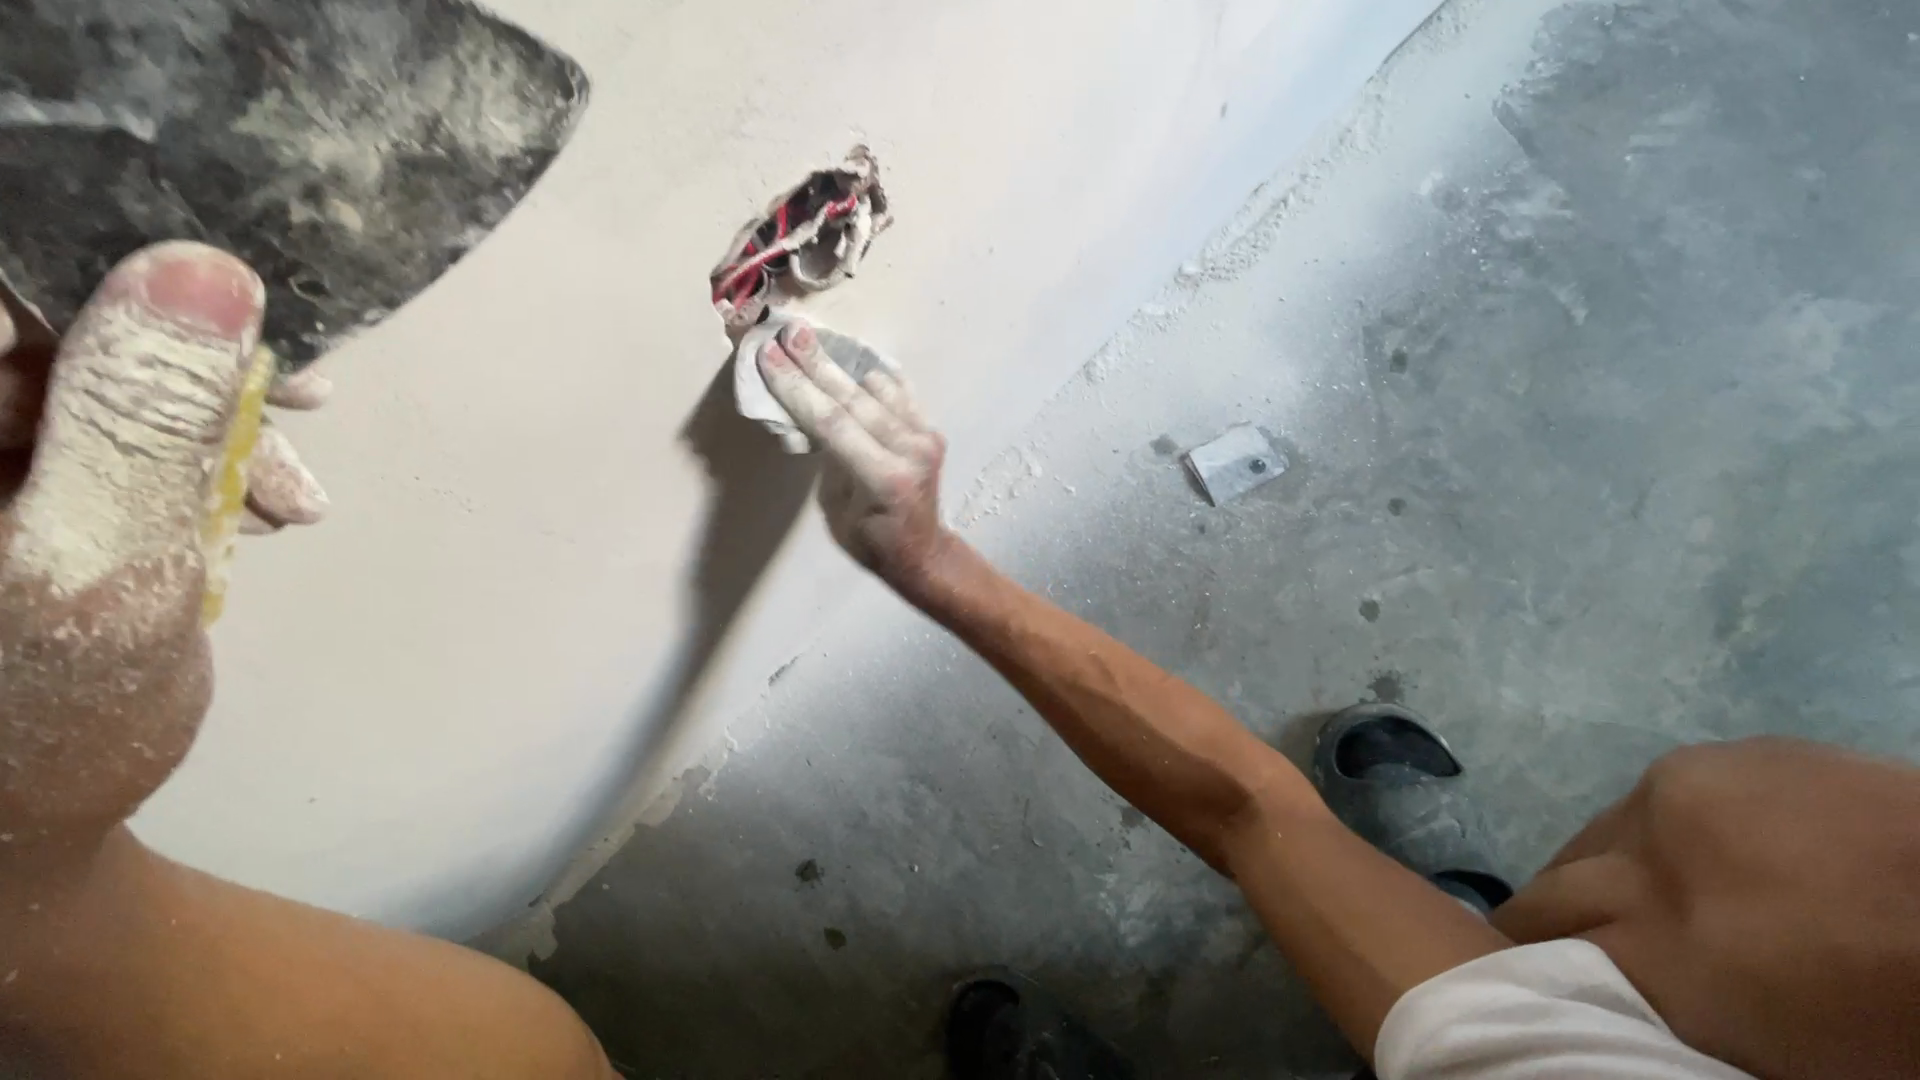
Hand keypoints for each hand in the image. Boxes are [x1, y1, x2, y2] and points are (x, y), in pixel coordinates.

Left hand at [0, 243, 263, 834]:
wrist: (3, 837)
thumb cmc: (36, 721)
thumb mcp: (106, 563)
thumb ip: (143, 417)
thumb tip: (207, 270)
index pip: (0, 282)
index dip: (104, 262)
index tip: (237, 299)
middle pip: (47, 320)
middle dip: (186, 361)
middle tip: (302, 402)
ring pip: (90, 374)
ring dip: (207, 421)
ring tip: (286, 491)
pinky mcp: (10, 480)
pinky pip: (107, 428)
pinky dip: (194, 458)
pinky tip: (253, 502)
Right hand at [757, 321, 952, 585]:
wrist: (922, 551)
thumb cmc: (870, 541)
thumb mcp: (836, 508)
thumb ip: (831, 460)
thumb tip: (813, 415)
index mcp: (885, 478)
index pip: (833, 423)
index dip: (798, 388)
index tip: (771, 357)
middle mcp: (911, 451)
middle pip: (855, 398)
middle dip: (816, 364)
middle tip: (789, 332)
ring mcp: (926, 438)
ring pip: (879, 389)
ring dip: (843, 366)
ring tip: (811, 342)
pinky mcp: (931, 431)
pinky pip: (900, 393)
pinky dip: (875, 377)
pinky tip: (853, 359)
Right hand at [1493, 737, 1919, 1079]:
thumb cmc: (1900, 1006)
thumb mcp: (1788, 1051)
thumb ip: (1675, 1013)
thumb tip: (1602, 995)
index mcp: (1673, 954)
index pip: (1544, 955)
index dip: (1526, 966)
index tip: (1527, 980)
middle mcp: (1646, 860)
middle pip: (1548, 890)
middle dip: (1540, 920)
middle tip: (1549, 943)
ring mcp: (1671, 797)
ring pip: (1589, 838)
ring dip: (1599, 872)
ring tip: (1636, 898)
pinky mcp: (1706, 756)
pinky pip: (1646, 801)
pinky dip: (1653, 832)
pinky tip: (1697, 851)